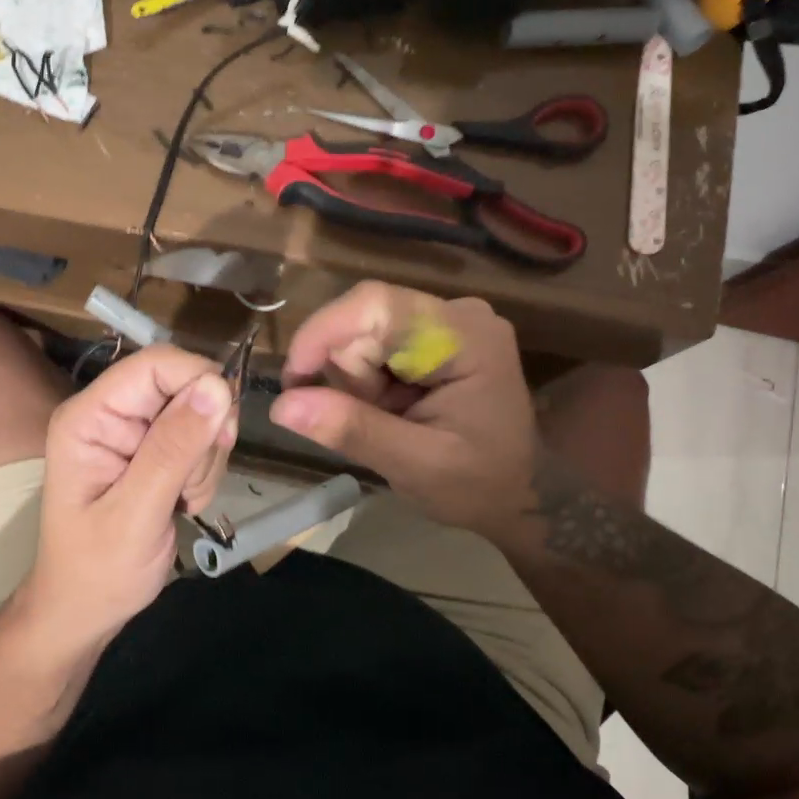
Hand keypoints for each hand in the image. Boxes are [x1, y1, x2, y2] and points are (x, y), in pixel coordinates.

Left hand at [16, 344, 235, 640]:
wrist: (86, 609)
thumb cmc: (98, 569)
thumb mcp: (136, 513)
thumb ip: (174, 449)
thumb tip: (218, 386)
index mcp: (89, 418)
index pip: (154, 365)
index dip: (199, 382)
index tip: (224, 431)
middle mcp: (109, 415)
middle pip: (183, 386)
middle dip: (202, 435)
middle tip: (189, 486)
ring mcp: (131, 434)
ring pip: (198, 416)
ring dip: (203, 461)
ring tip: (178, 503)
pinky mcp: (151, 453)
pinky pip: (199, 442)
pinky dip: (202, 474)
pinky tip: (181, 504)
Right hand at [268, 282, 536, 535]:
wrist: (517, 494)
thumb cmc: (477, 484)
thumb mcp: (414, 466)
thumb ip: (353, 430)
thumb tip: (282, 406)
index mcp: (465, 336)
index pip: (375, 305)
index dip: (322, 334)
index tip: (293, 383)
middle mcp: (453, 313)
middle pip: (361, 321)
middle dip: (347, 375)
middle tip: (372, 424)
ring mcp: (442, 322)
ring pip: (358, 334)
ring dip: (354, 382)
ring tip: (386, 421)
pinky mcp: (429, 336)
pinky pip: (369, 345)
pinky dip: (364, 382)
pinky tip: (388, 409)